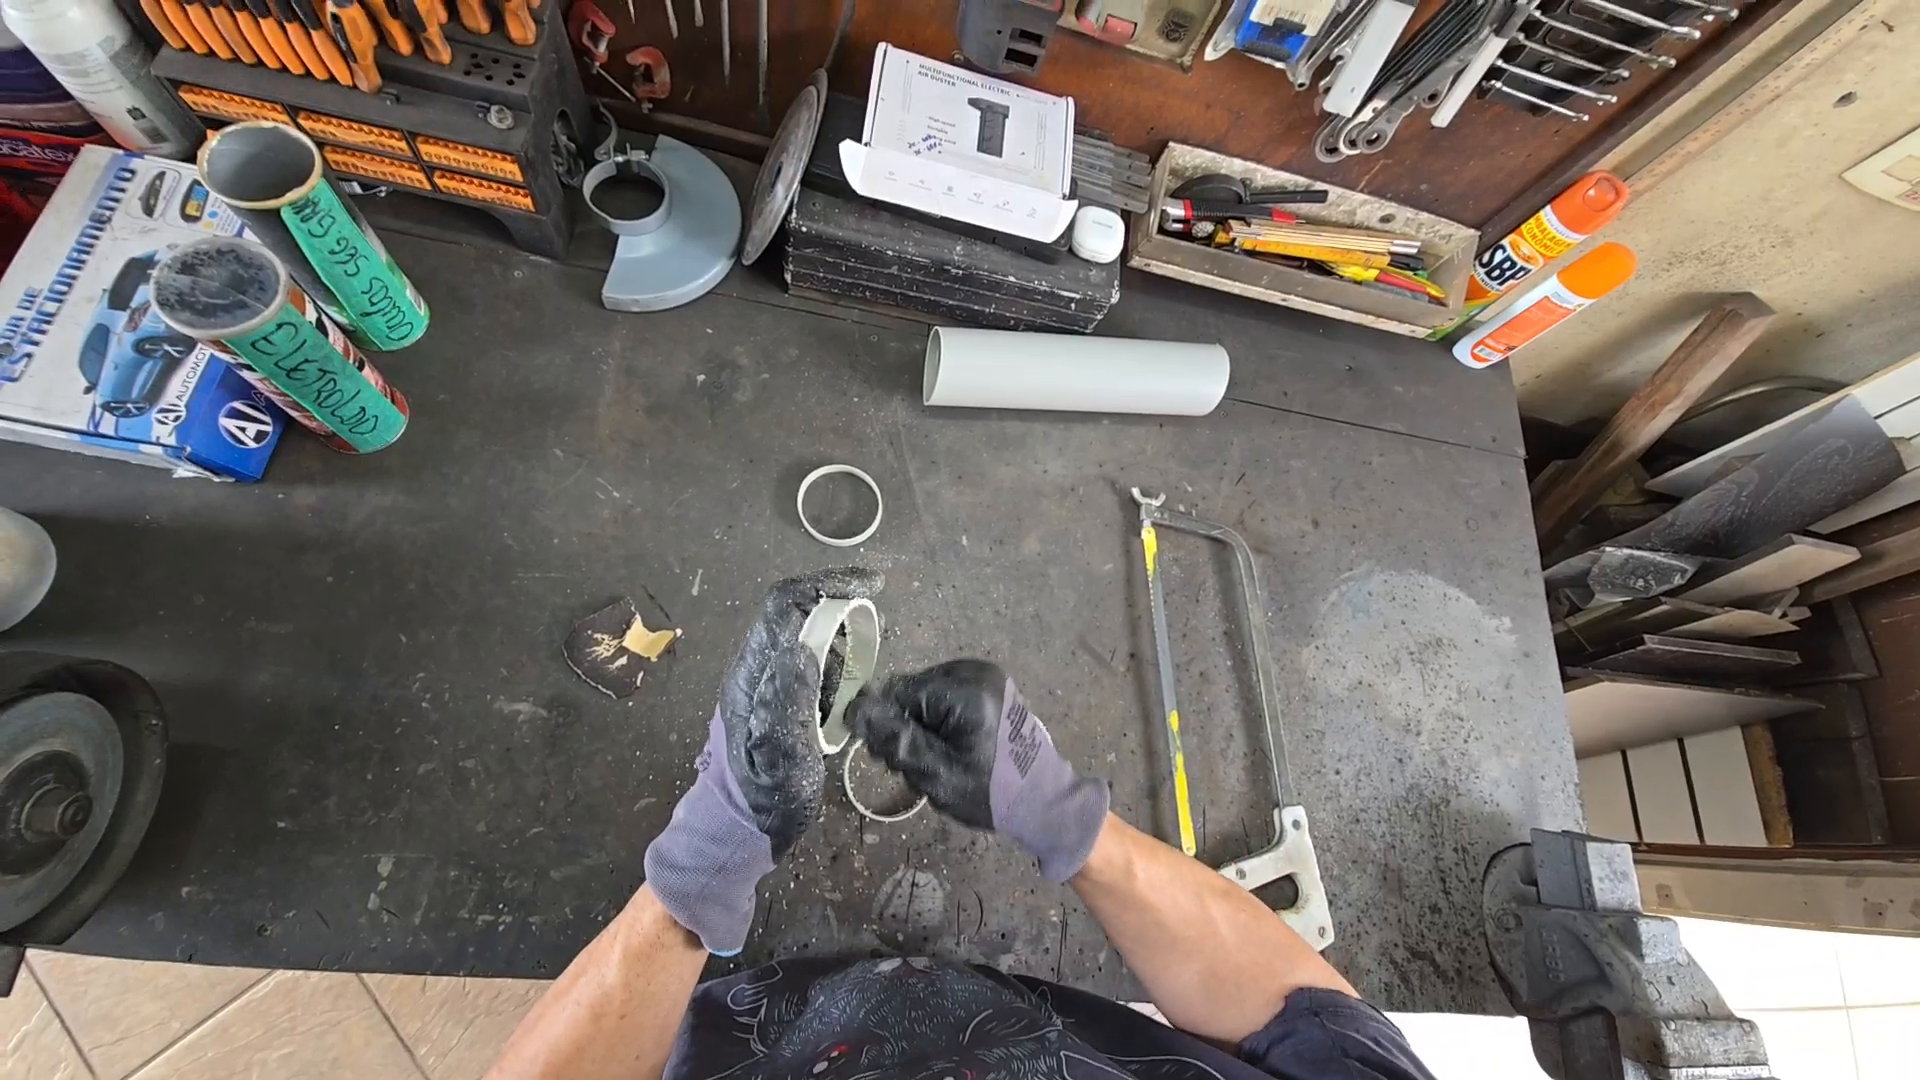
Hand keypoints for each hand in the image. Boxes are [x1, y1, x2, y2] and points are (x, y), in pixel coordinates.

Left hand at [644, 567, 882, 953]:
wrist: (738, 831)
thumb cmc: (764, 797)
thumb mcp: (783, 754)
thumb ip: (789, 700)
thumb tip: (803, 647)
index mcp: (755, 673)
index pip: (785, 604)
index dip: (827, 584)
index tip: (872, 586)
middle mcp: (756, 668)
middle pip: (795, 612)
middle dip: (838, 609)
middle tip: (872, 636)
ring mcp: (763, 681)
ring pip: (803, 635)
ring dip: (838, 640)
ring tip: (859, 674)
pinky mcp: (774, 697)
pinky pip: (807, 662)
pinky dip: (834, 665)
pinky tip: (845, 694)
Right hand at [849, 660, 1108, 881]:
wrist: (1044, 800)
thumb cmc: (990, 793)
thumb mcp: (935, 773)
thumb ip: (895, 738)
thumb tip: (853, 709)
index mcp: (963, 689)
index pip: (896, 692)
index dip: (884, 724)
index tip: (888, 758)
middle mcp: (974, 671)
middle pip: (912, 691)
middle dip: (904, 726)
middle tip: (914, 766)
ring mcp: (985, 675)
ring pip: (926, 693)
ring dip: (920, 724)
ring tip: (935, 760)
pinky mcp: (989, 684)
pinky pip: (946, 694)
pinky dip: (939, 719)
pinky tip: (949, 746)